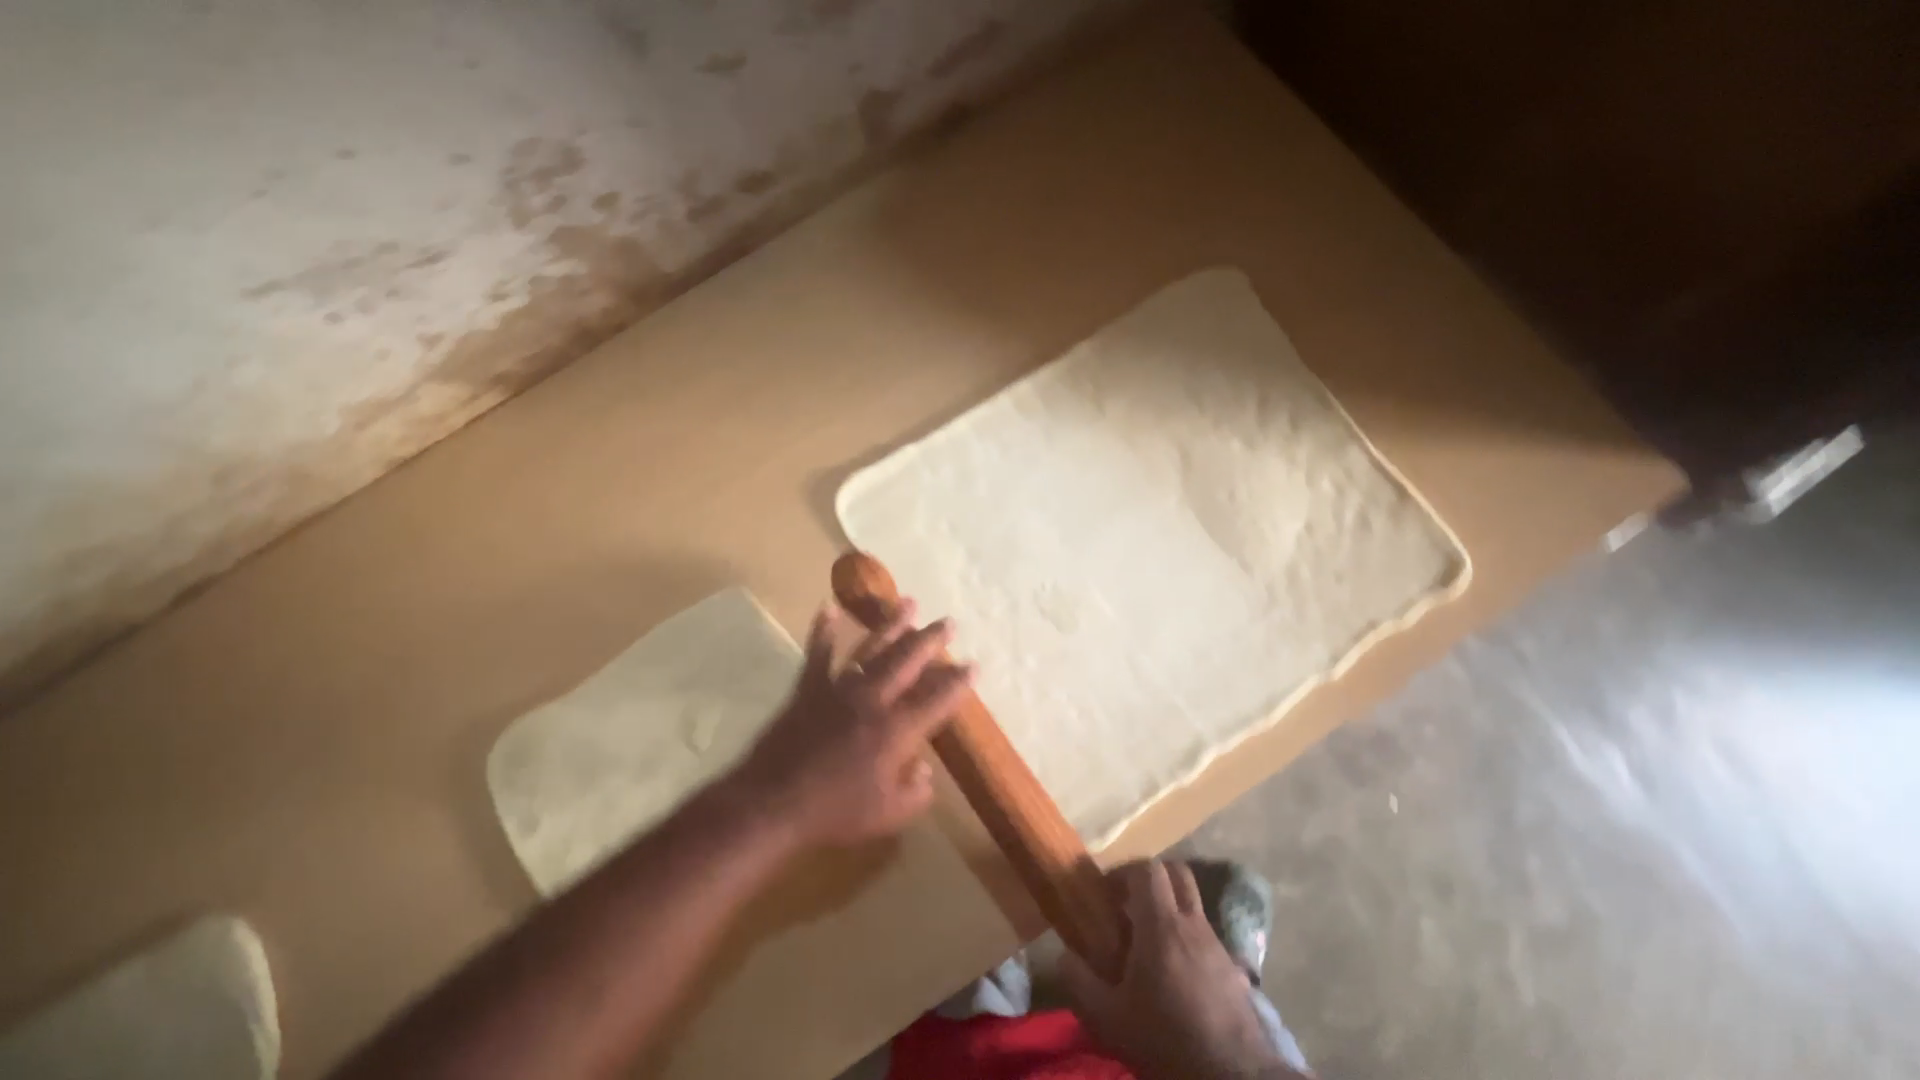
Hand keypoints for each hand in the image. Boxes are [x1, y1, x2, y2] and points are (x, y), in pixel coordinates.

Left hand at [729, 602, 972, 846]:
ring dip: (891, 624)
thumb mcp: (888, 815)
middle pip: (907, 661)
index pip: (937, 699)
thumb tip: (925, 770)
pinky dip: (822, 630)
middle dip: (931, 640)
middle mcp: (872, 701)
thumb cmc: (835, 813)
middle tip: (949, 622)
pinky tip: (828, 607)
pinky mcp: (807, 690)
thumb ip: (915, 792)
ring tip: (909, 603)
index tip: (974, 663)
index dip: (958, 681)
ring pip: (871, 649)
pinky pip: (817, 654)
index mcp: (897, 731)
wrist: (772, 804)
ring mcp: (838, 690)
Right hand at [1061, 861, 1301, 1079]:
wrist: (1230, 1074)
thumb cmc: (1164, 1037)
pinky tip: (1173, 975)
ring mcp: (1218, 944)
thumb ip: (1078, 981)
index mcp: (1161, 925)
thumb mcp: (1107, 1017)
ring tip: (1147, 945)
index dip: (1123, 872)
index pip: (1147, 869)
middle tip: (1127, 905)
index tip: (1105, 893)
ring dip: (1169, 911)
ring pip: (1193, 905)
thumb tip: (1064, 955)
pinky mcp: (1233, 968)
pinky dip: (1186, 940)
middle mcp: (1193, 924)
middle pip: (1177, 873)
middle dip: (1150, 879)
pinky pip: (1205, 937)